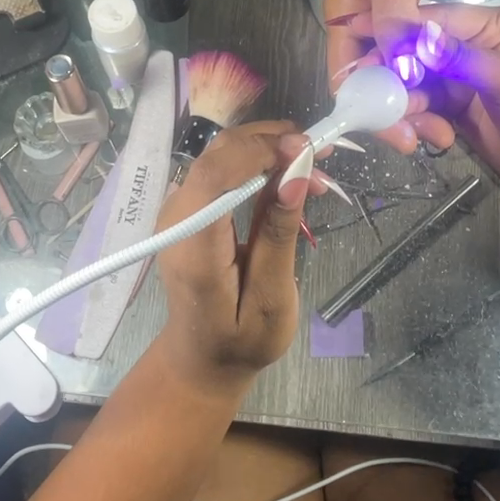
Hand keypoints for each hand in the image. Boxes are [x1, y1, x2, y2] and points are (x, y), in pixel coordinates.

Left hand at [153, 122, 324, 397]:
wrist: (201, 357)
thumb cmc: (240, 339)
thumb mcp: (271, 299)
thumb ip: (279, 235)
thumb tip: (295, 175)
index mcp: (193, 247)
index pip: (216, 174)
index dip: (261, 150)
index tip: (308, 148)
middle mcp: (176, 218)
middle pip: (218, 154)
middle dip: (272, 143)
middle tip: (323, 156)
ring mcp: (178, 208)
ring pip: (221, 153)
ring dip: (268, 149)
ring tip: (313, 168)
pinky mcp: (188, 205)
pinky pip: (222, 168)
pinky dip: (258, 161)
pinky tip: (288, 175)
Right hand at [323, 0, 457, 152]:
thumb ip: (395, 17)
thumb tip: (400, 68)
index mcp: (348, 11)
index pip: (346, 72)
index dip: (366, 105)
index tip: (395, 128)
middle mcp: (367, 20)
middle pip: (375, 79)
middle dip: (396, 109)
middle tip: (425, 137)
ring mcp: (394, 15)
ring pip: (402, 69)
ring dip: (418, 97)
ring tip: (444, 128)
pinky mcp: (418, 8)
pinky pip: (422, 52)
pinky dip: (434, 73)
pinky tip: (452, 96)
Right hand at [347, 4, 499, 204]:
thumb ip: (460, 57)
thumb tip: (413, 34)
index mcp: (490, 27)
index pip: (432, 19)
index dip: (394, 29)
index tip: (356, 37)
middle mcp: (470, 48)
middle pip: (413, 52)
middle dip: (394, 74)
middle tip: (375, 96)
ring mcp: (460, 81)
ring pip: (413, 83)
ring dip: (406, 105)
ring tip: (413, 129)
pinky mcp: (455, 112)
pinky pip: (422, 109)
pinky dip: (419, 122)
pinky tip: (435, 138)